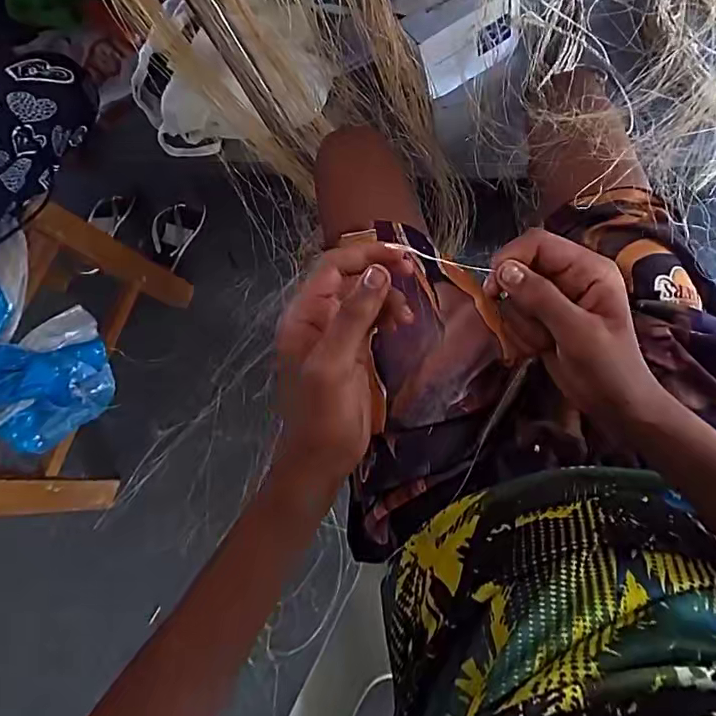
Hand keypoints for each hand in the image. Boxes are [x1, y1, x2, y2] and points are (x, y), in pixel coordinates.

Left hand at [271, 243, 416, 482]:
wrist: (320, 461)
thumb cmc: (321, 415)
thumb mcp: (334, 363)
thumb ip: (354, 316)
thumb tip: (378, 272)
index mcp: (304, 315)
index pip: (333, 267)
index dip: (365, 254)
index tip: (400, 256)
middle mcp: (317, 318)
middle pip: (350, 278)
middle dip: (380, 272)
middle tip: (412, 274)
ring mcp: (335, 335)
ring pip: (364, 298)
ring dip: (387, 298)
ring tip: (404, 318)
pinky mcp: (351, 350)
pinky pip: (370, 319)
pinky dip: (386, 316)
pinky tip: (400, 326)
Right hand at [487, 228, 671, 425]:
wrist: (618, 407)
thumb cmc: (610, 369)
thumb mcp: (578, 332)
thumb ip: (541, 298)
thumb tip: (504, 270)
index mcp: (589, 268)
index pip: (538, 243)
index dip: (512, 258)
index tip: (494, 286)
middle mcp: (571, 276)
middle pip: (520, 267)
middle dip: (519, 301)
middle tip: (534, 329)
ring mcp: (556, 297)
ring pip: (513, 293)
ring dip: (521, 322)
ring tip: (545, 343)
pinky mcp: (544, 317)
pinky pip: (515, 314)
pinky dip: (520, 333)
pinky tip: (540, 348)